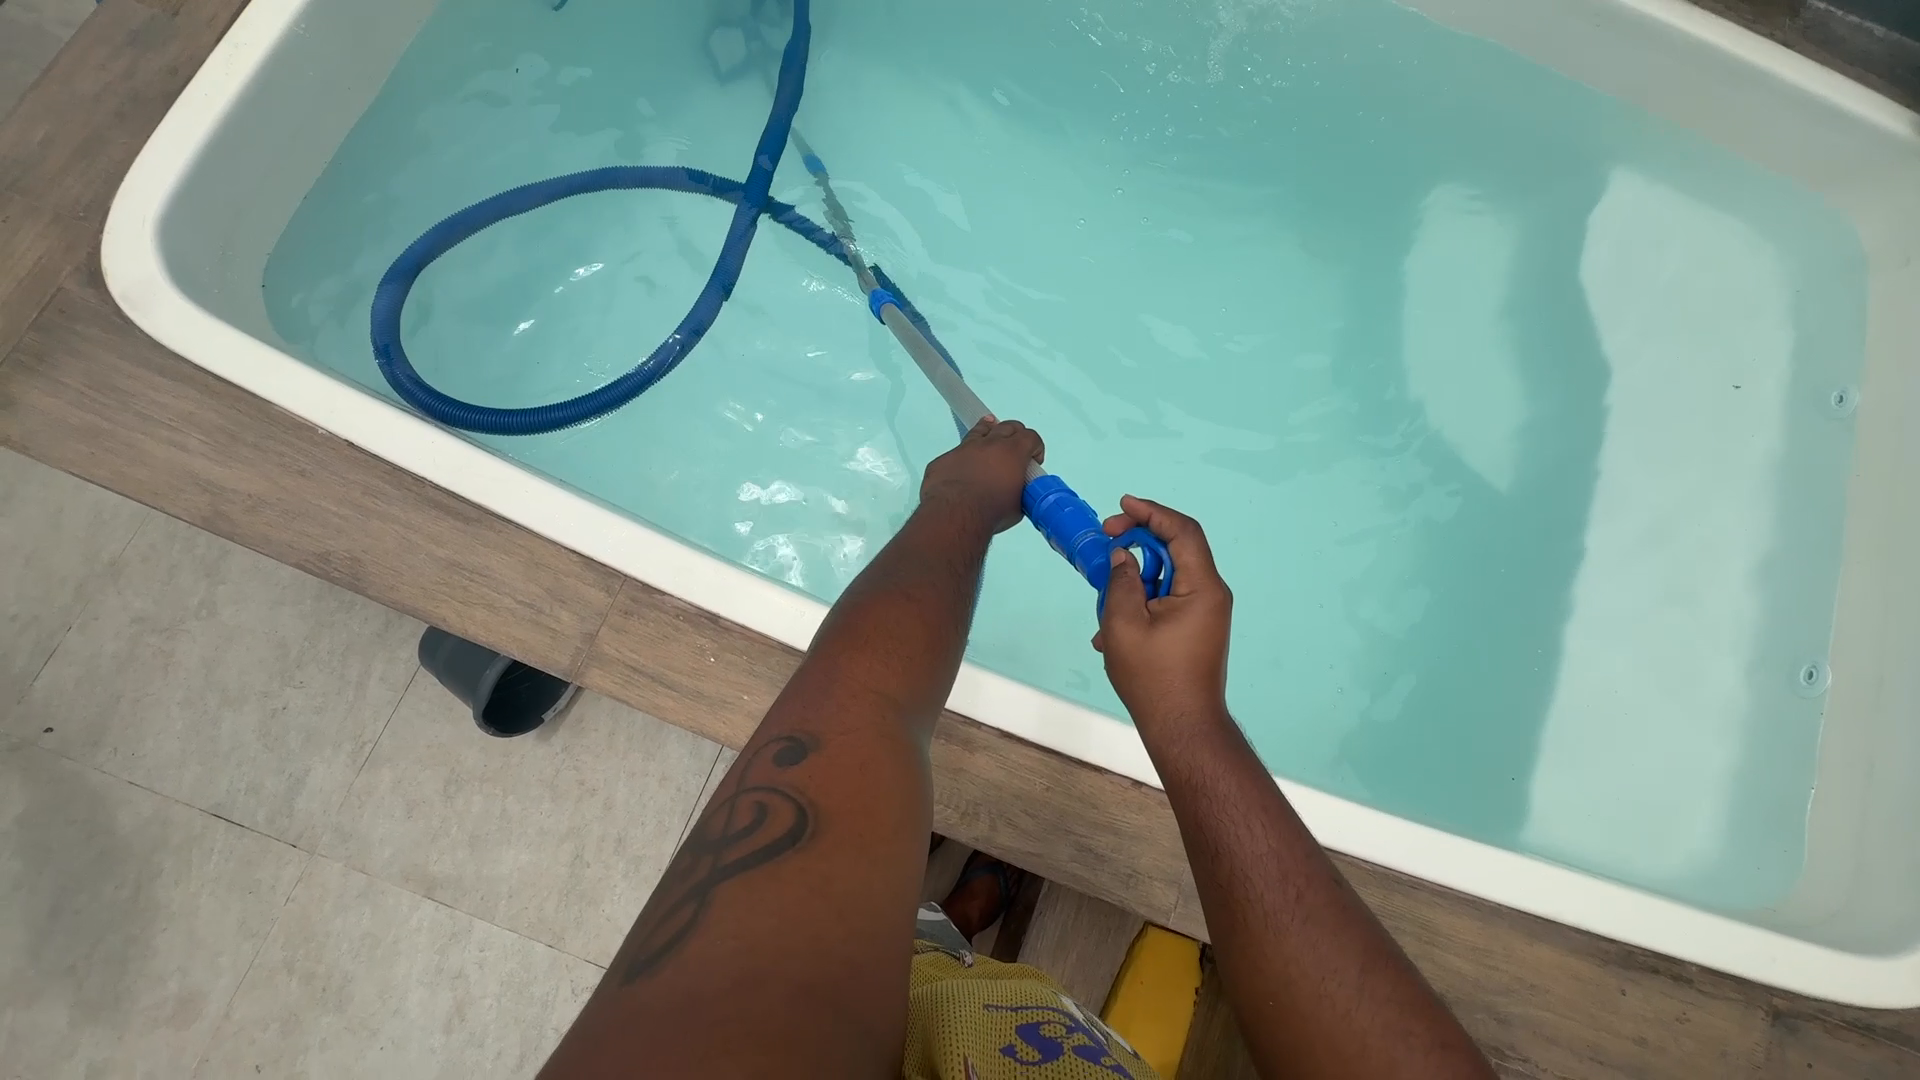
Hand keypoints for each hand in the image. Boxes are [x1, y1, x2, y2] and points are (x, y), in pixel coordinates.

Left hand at [919, 419, 1044, 535]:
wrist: (955, 515)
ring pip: (980, 430)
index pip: (1031, 437)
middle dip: (1015, 435)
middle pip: (1007, 426)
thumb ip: (1019, 492)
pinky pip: (957, 453)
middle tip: (1015, 449)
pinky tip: (963, 470)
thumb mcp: (1017, 506)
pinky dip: (964, 458)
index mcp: (1013, 453)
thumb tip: (1015, 494)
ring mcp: (965, 448)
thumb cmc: (991, 512)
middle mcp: (990, 444)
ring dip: (988, 432)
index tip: (1033, 461)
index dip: (1035, 447)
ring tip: (990, 436)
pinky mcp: (944, 459)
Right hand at [1094, 496, 1232, 733]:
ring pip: (1168, 576)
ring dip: (1134, 579)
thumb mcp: (1124, 624)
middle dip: (1138, 542)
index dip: (1151, 512)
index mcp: (1202, 587)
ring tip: (1104, 599)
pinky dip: (1141, 602)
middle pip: (1176, 549)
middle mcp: (1211, 594)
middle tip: (1106, 543)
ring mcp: (1205, 613)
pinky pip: (1167, 600)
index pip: (1182, 531)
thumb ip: (1121, 581)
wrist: (1182, 727)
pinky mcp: (1196, 629)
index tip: (1121, 506)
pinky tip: (1112, 630)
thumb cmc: (1153, 676)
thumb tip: (1122, 557)